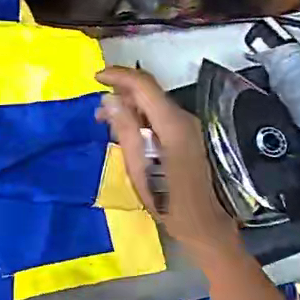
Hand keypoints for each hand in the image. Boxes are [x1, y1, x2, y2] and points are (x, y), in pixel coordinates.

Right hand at [96, 65, 242, 262]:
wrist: (204, 224)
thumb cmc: (169, 202)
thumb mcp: (140, 169)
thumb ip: (126, 131)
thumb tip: (110, 100)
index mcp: (173, 124)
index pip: (144, 85)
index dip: (118, 76)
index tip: (95, 77)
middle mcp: (185, 119)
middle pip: (151, 93)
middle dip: (122, 94)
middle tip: (98, 112)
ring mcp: (190, 128)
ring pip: (156, 105)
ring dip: (131, 108)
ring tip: (108, 124)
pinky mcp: (190, 138)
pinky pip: (163, 118)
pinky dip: (143, 119)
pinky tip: (129, 134)